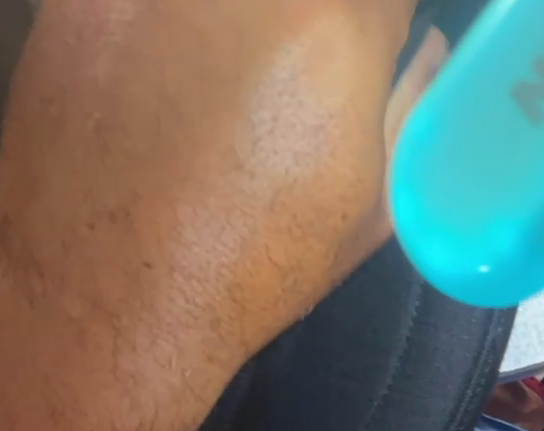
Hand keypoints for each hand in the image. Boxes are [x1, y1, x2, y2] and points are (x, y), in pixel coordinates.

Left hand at [0, 0, 443, 372]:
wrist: (115, 289)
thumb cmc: (264, 264)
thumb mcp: (371, 208)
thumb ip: (409, 114)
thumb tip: (428, 50)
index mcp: (338, 34)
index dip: (379, 21)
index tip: (369, 52)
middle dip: (319, 25)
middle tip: (302, 81)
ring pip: (235, 2)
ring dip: (249, 29)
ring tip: (234, 88)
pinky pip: (165, 2)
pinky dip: (182, 28)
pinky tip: (175, 77)